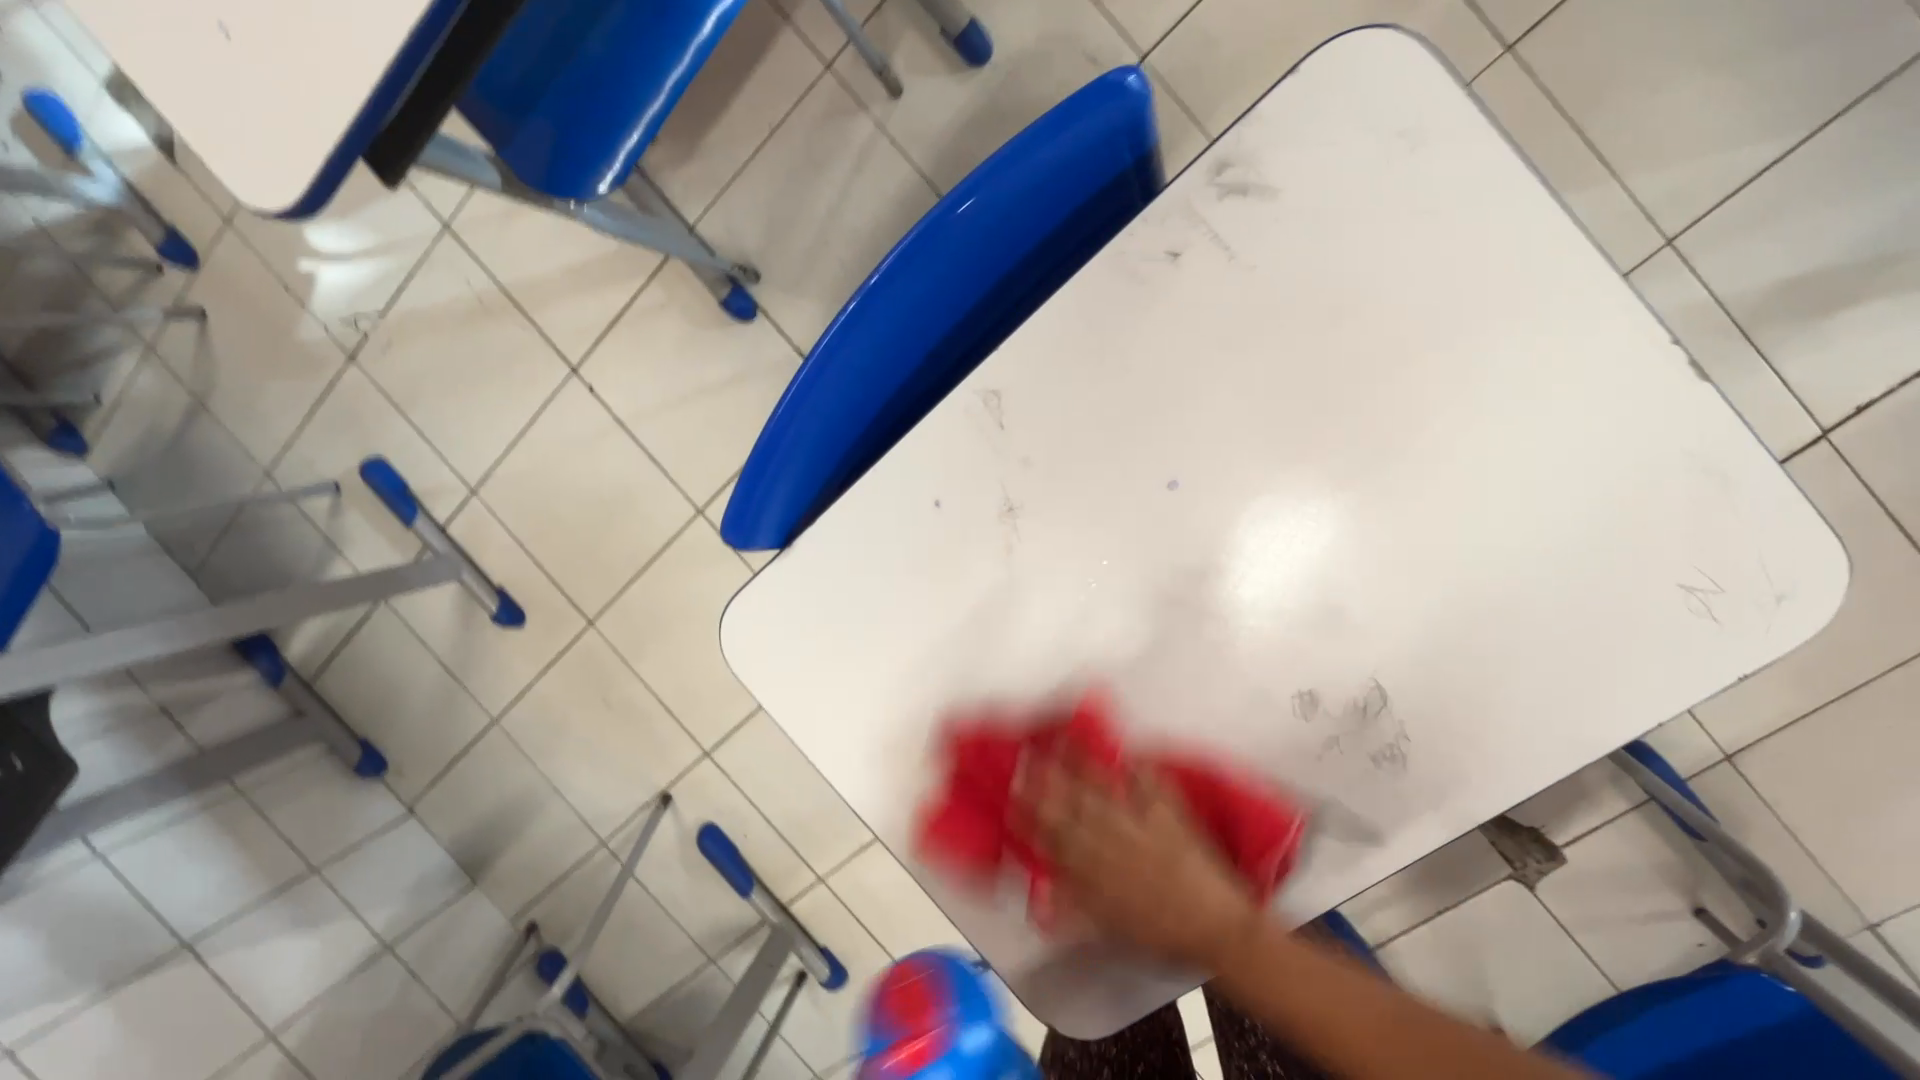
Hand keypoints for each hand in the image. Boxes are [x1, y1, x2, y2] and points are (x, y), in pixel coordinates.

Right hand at [1012, 748, 1262, 970]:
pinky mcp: (1171, 816)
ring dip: (1080, 765)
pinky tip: (1127, 752)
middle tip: (1025, 757)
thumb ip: (1075, 907)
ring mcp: (1141, 825)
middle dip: (1044, 782)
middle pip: (1071, 808)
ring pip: (1103, 791)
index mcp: (1094, 874)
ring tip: (1063, 740)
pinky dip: (1139, 769)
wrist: (1218, 930)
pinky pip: (1151, 787)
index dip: (1028, 817)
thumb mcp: (1111, 928)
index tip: (1010, 797)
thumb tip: (1045, 894)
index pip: (1052, 839)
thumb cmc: (1163, 935)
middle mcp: (1111, 844)